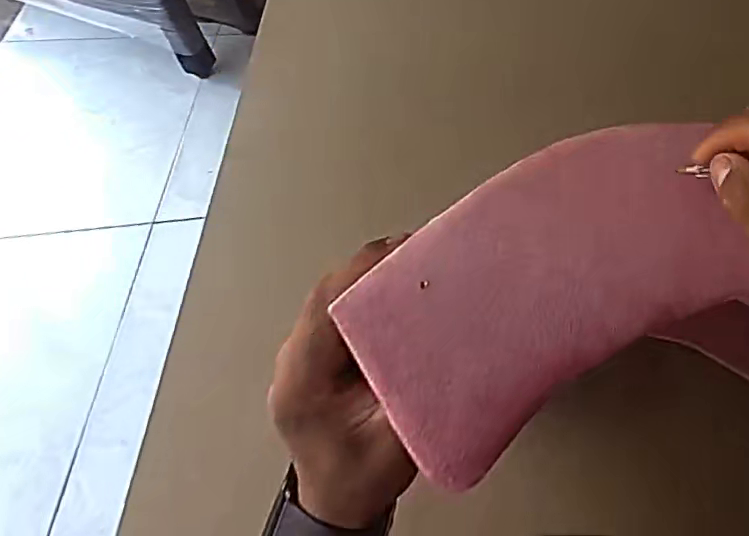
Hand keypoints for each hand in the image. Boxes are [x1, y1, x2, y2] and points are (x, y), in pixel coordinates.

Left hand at [269, 238, 417, 528]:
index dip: (365, 270)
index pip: (327, 304)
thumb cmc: (360, 477)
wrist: (340, 501)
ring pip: (339, 290)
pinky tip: (404, 278)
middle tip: (423, 246)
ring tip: (419, 256)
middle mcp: (298, 359)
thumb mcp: (396, 439)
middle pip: (333, 289)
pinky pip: (346, 301)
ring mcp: (308, 352)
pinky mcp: (325, 349)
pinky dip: (375, 283)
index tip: (405, 249)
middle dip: (378, 261)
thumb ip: (417, 389)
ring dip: (377, 269)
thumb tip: (449, 341)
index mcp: (303, 380)